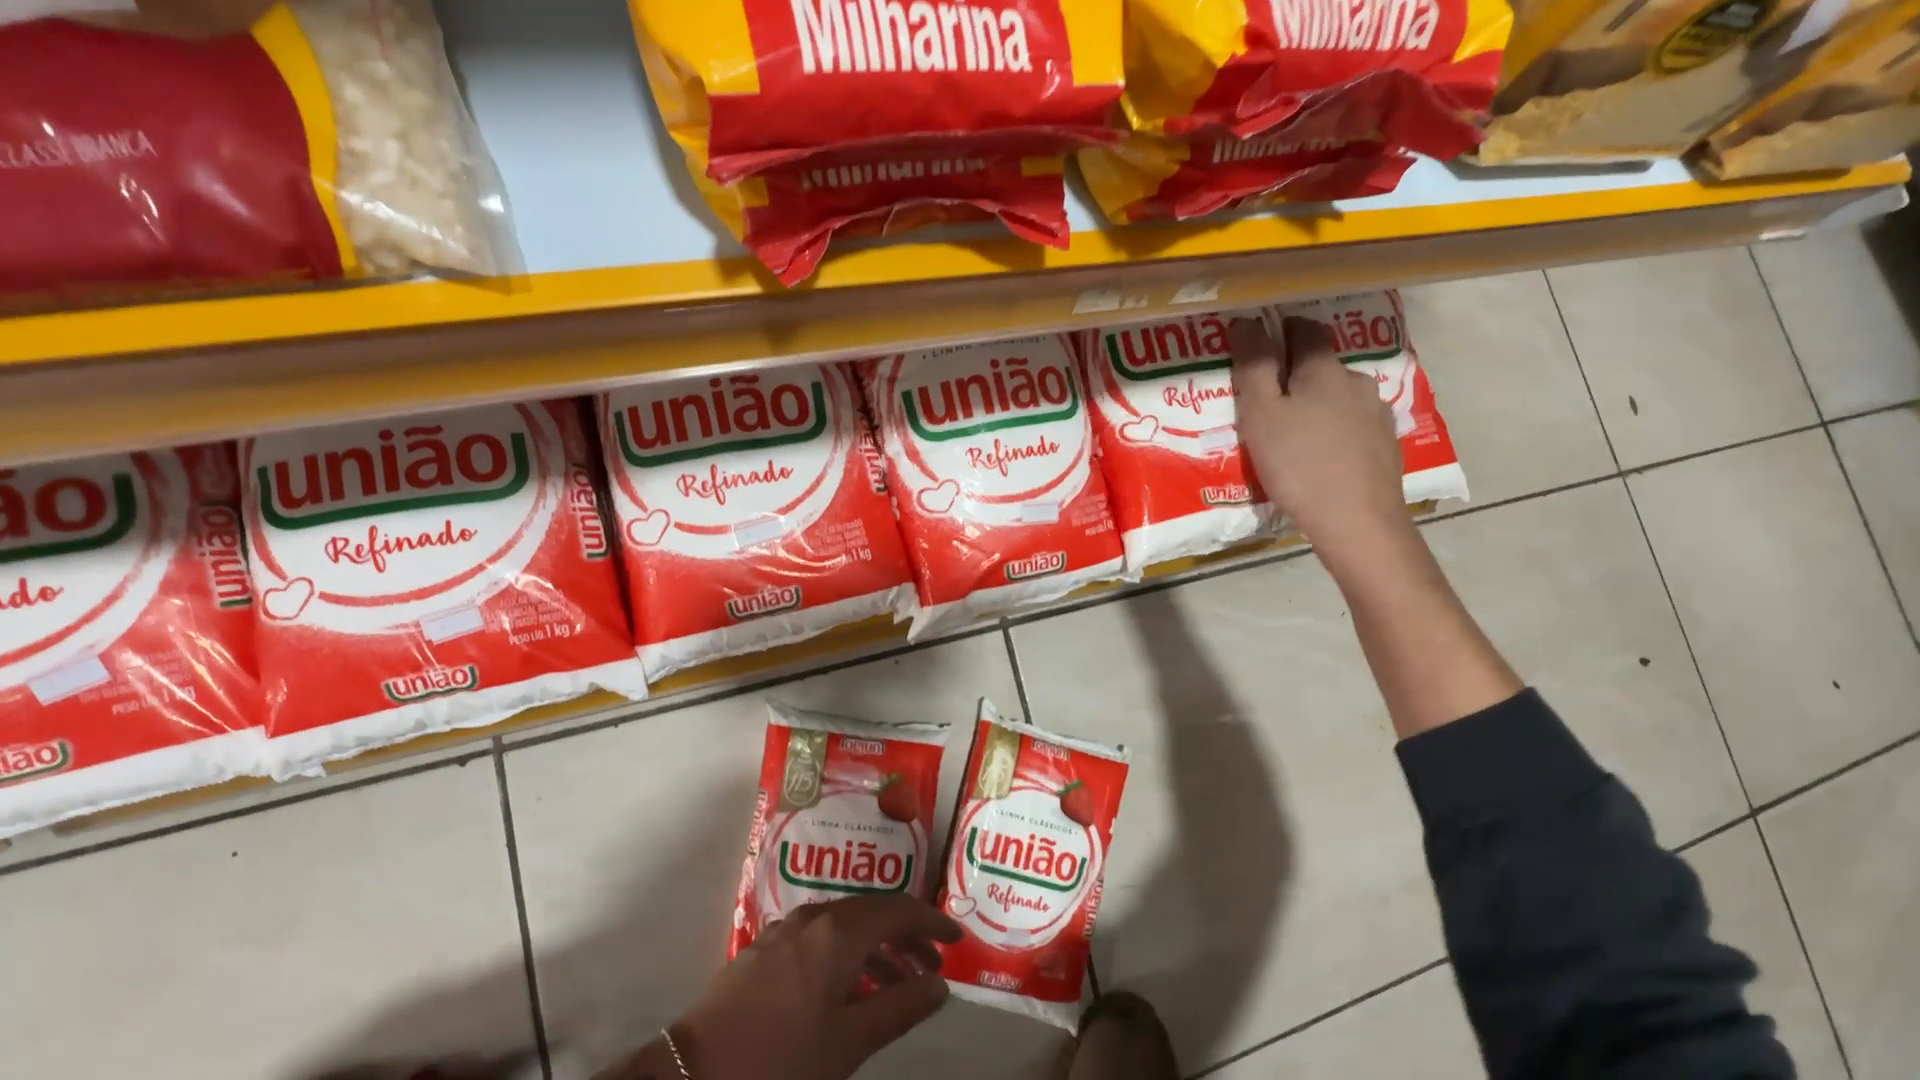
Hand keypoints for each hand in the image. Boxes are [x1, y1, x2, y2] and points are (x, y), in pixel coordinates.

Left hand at [668, 895, 962, 1079]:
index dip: (931, 920)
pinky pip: (816, 941)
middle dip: (906, 936)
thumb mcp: (850, 1041)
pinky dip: (844, 957)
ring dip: (875, 950)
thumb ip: (900, 1008)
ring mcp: (782, 934)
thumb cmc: (781, 1058)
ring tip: (897, 986)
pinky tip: (848, 992)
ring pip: (842, 927)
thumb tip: (939, 985)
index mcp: (837, 933)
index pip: (898, 909)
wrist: (694, 1073)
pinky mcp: (761, 953)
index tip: (957, 939)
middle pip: (870, 913)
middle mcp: (811, 920)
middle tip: (932, 968)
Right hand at [1231, 316, 1407, 547]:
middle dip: (1295, 375)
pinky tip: (1318, 458)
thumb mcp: (1260, 414)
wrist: (1358, 522)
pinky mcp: (1385, 445)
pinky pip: (1351, 426)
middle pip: (1321, 366)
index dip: (1279, 331)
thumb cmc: (1298, 464)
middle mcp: (1356, 381)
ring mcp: (1377, 414)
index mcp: (1323, 368)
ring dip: (1315, 406)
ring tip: (1291, 436)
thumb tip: (1248, 321)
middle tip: (1266, 402)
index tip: (1259, 348)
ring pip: (1338, 397)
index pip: (1303, 329)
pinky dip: (1332, 432)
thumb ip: (1253, 365)